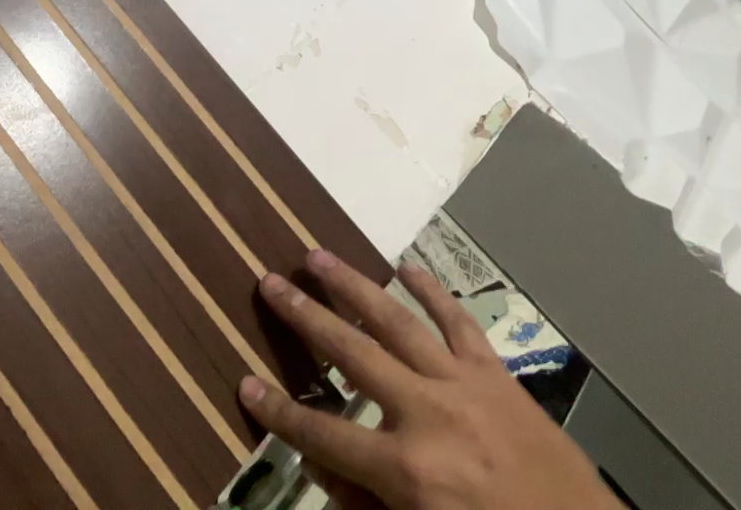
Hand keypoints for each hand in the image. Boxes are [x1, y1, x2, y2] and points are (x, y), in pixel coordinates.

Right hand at [240, 252, 621, 509]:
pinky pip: (458, 323)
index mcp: (407, 470)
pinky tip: (406, 265)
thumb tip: (321, 460)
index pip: (322, 435)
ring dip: (352, 286)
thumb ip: (364, 503)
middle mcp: (428, 415)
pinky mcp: (497, 376)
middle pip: (350, 354)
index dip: (278, 411)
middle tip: (269, 282)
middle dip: (304, 316)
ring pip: (396, 322)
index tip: (243, 383)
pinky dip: (431, 291)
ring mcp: (465, 387)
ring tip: (317, 256)